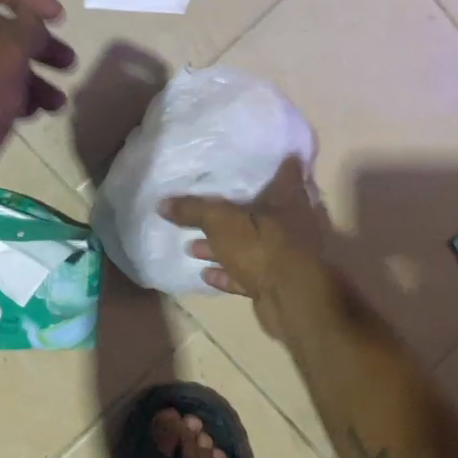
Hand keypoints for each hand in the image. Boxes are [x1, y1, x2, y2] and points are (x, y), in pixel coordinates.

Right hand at [160, 156, 325, 313]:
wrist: (294, 301)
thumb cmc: (263, 246)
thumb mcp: (220, 221)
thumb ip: (193, 210)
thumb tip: (162, 203)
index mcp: (287, 197)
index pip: (287, 170)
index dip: (276, 161)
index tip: (260, 157)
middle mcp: (292, 222)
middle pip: (263, 209)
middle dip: (235, 209)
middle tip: (208, 205)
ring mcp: (287, 255)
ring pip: (252, 244)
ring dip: (224, 245)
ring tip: (193, 245)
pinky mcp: (278, 283)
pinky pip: (248, 274)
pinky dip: (228, 272)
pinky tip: (206, 273)